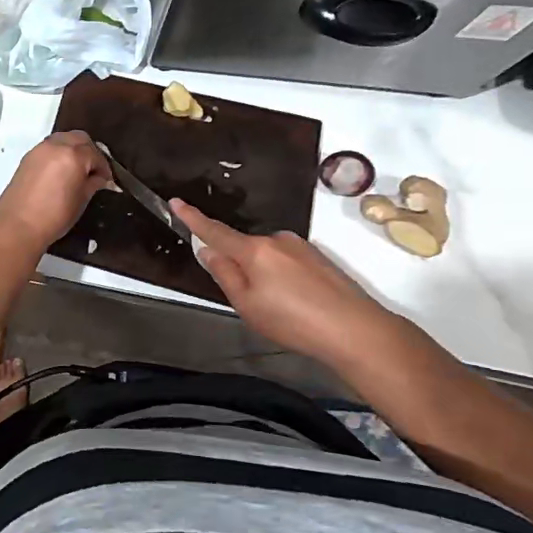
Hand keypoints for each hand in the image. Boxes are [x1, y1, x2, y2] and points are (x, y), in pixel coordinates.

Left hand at [0, 131, 114, 250]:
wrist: (18, 225)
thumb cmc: (54, 216)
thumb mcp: (81, 200)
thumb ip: (93, 183)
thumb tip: (100, 178)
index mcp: (73, 155)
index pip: (95, 154)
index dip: (104, 168)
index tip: (107, 180)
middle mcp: (56, 146)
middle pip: (80, 138)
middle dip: (90, 152)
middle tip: (94, 170)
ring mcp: (40, 149)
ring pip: (63, 139)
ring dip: (73, 149)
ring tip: (78, 169)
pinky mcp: (28, 157)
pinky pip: (49, 147)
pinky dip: (59, 152)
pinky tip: (61, 170)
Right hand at [171, 199, 405, 366]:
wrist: (356, 330)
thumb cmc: (294, 321)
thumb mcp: (247, 305)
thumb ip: (224, 275)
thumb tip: (208, 251)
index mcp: (254, 251)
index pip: (215, 231)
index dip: (192, 218)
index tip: (176, 202)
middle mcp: (276, 240)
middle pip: (243, 248)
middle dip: (238, 267)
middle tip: (249, 302)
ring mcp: (300, 247)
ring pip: (266, 257)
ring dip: (263, 275)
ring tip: (280, 310)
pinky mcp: (318, 258)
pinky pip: (286, 262)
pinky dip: (283, 279)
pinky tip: (297, 304)